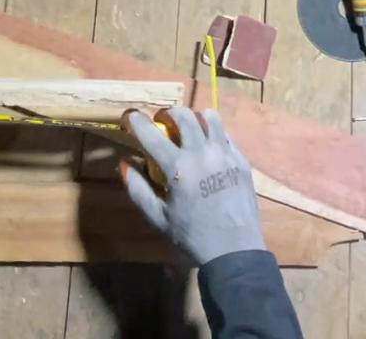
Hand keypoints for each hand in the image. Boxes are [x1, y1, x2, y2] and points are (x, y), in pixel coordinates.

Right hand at [118, 106, 266, 265]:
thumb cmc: (192, 237)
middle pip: (183, 115)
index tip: (130, 116)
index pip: (151, 134)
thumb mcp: (158, 219)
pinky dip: (213, 134)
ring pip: (209, 117)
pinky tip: (209, 148)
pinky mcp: (241, 159)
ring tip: (189, 129)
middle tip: (162, 123)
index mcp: (179, 168)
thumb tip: (124, 163)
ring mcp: (225, 153)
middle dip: (168, 113)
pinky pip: (225, 134)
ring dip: (194, 118)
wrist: (234, 252)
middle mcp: (202, 153)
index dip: (137, 121)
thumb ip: (138, 189)